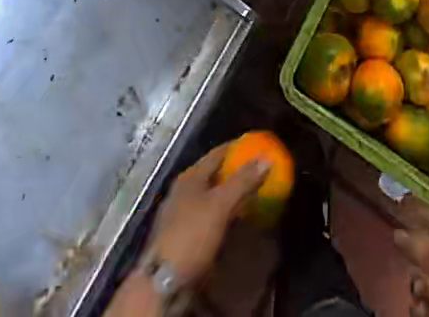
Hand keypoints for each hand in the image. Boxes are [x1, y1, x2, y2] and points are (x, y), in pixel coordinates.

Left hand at [143, 141, 270, 287]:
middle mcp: (183, 190)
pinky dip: (224, 215)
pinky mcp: (183, 236)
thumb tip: (265, 158)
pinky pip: (209, 217)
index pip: (216, 154)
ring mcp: (181, 213)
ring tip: (252, 195)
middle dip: (234, 172)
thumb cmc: (191, 235)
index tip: (256, 146)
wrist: (163, 281)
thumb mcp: (220, 205)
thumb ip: (242, 181)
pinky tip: (235, 222)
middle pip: (213, 175)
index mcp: (190, 177)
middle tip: (258, 171)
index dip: (235, 148)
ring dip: (229, 195)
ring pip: (210, 197)